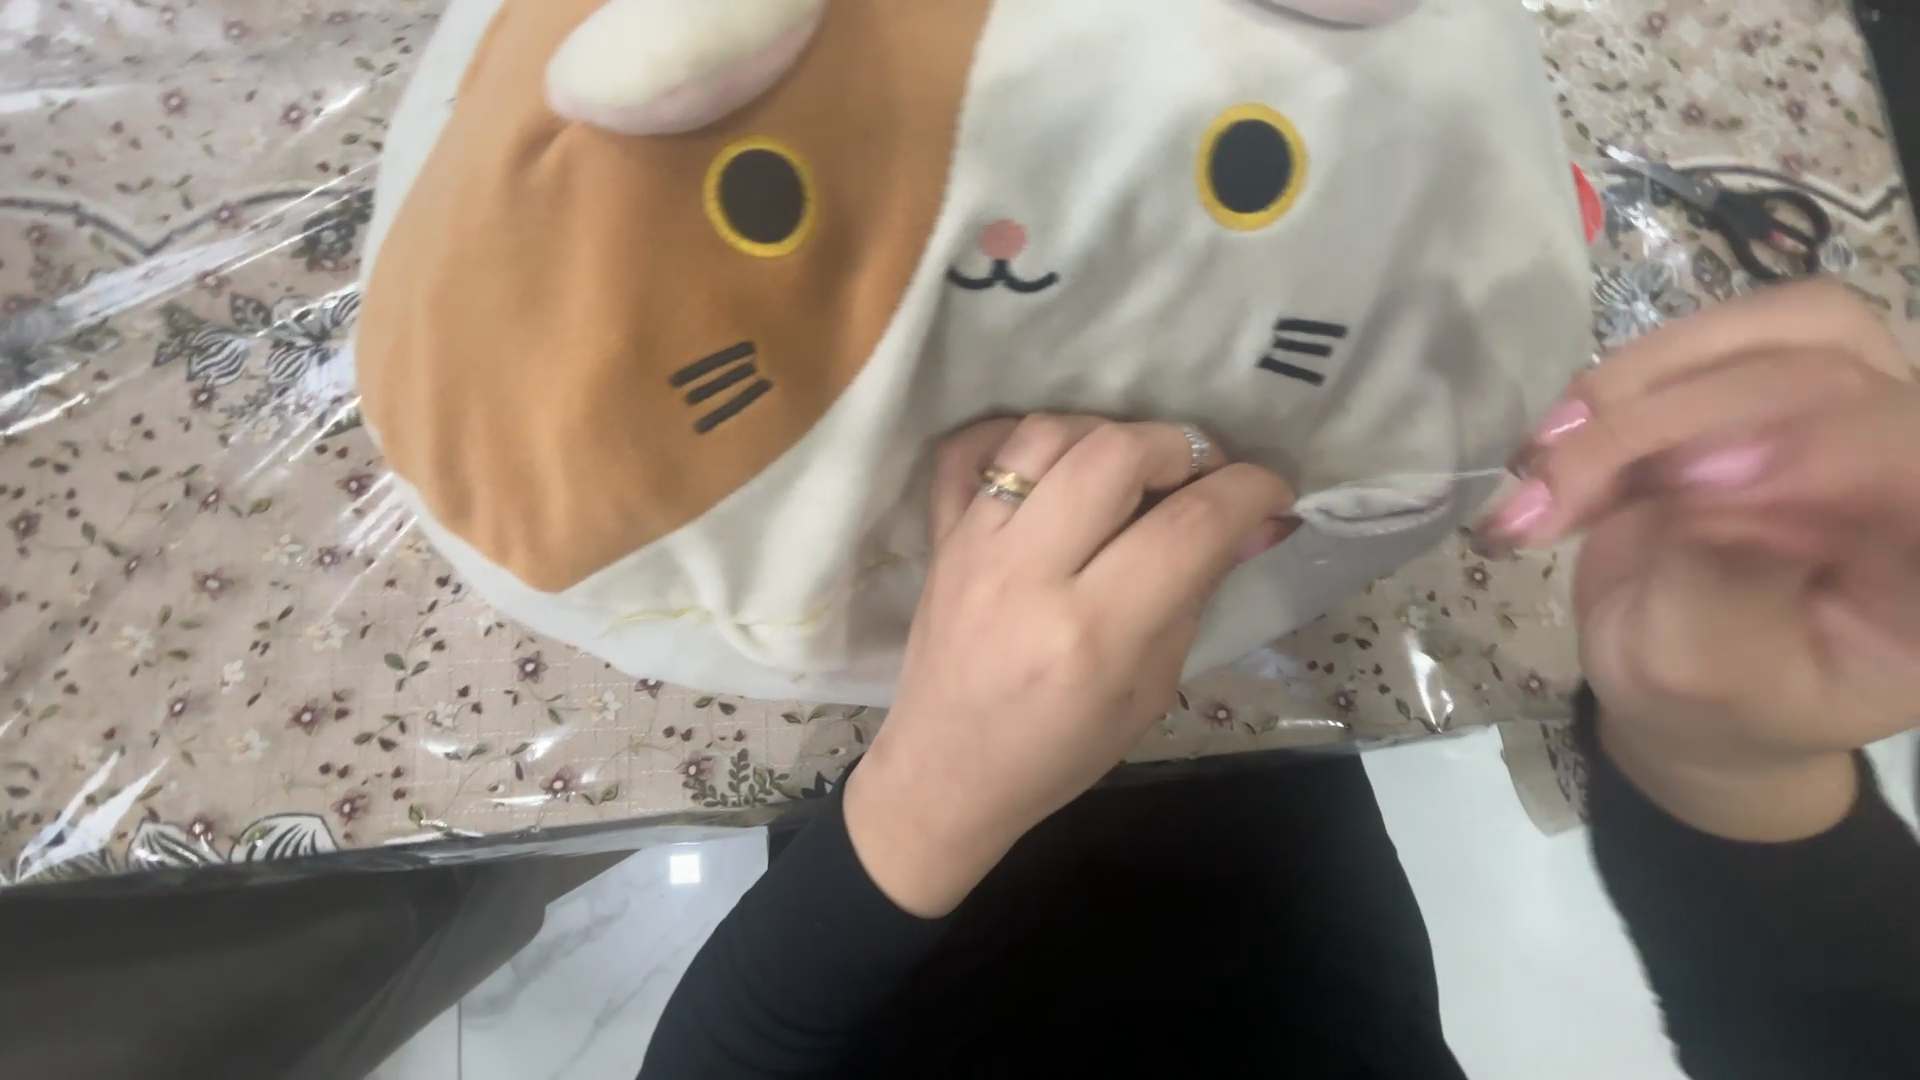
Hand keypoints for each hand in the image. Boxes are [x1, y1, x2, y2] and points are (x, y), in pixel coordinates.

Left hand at [844, 415, 1296, 915]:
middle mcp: (1027, 576)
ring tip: (1129, 471)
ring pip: (1045, 434)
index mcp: (1092, 635)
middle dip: (1180, 447)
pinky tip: (1050, 462)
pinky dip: (1012, 436)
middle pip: (1115, 454)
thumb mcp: (1150, 692)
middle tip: (1198, 479)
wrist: (948, 772)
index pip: (1189, 526)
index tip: (1271, 492)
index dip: (1250, 491)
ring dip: (1105, 434)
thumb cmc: (1057, 753)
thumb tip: (1253, 524)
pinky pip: (966, 450)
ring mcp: (972, 548)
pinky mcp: (938, 538)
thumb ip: (1196, 596)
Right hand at [1478, 282, 1919, 840]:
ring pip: (1765, 332)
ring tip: (1537, 464)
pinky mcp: (1751, 405)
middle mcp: (1909, 463)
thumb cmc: (1713, 703)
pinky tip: (1548, 451)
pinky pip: (1698, 348)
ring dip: (1627, 390)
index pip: (1912, 454)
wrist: (1685, 689)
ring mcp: (1837, 419)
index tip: (1675, 491)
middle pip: (1812, 375)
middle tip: (1539, 506)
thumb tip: (1703, 479)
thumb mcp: (1709, 672)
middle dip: (1648, 434)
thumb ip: (1725, 579)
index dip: (1812, 447)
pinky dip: (1607, 390)